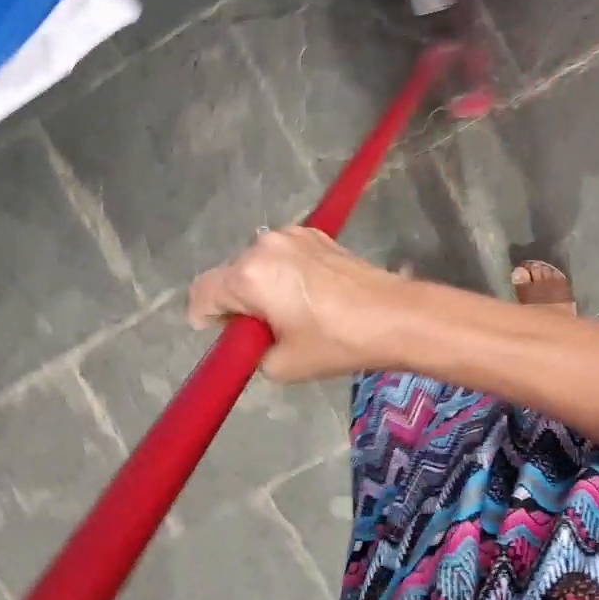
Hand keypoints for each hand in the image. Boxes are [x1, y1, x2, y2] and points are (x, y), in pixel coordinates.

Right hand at [187, 226, 408, 381]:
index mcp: (250, 274)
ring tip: (291, 315)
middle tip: (263, 332)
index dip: (207, 319)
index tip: (228, 339)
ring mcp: (294, 235)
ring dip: (262, 286)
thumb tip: (252, 340)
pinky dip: (285, 274)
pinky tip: (309, 297)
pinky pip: (284, 256)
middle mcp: (266, 245)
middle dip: (238, 303)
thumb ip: (250, 352)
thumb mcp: (282, 364)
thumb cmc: (337, 341)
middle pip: (231, 274)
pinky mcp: (318, 235)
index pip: (203, 292)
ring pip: (258, 263)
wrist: (395, 315)